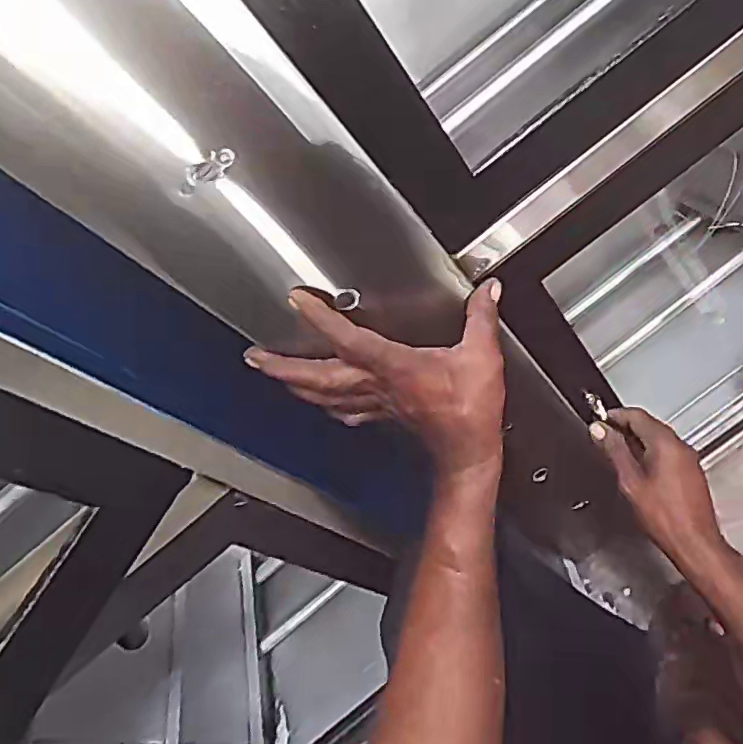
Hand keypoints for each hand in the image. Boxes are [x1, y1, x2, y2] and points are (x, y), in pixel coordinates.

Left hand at [245, 280, 505, 484]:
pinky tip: (324, 404)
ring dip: (296, 385)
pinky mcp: (386, 414)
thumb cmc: (470, 412)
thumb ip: (481, 319)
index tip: (298, 301)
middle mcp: (379, 386)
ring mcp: (379, 403)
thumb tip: (487, 292)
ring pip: (326, 395)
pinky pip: (347, 409)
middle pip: (319, 376)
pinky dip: (327, 404)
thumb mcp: (482, 356)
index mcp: (395, 366)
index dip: (320, 319)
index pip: (348, 339)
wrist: (469, 452)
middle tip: (256, 357)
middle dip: (283, 367)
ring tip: (274, 375)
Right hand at [589, 408, 728, 571]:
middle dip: (626, 427)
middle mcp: (680, 446)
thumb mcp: (631, 482)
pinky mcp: (692, 472)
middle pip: (649, 425)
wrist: (694, 544)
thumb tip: (601, 431)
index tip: (602, 420)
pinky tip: (640, 470)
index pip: (637, 416)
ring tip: (619, 453)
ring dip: (638, 441)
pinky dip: (652, 453)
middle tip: (606, 435)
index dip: (616, 415)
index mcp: (665, 443)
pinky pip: (669, 452)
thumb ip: (615, 451)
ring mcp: (689, 459)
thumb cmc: (667, 519)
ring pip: (659, 439)